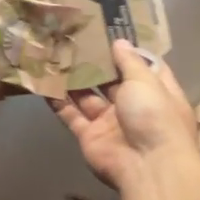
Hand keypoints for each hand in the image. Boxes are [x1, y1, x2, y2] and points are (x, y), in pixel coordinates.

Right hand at [50, 40, 199, 191]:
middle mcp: (133, 106)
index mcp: (156, 93)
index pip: (142, 68)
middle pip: (110, 81)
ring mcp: (110, 122)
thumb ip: (130, 62)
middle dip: (92, 64)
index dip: (126, 52)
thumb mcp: (146, 82)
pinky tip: (42, 82)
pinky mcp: (89, 135)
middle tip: (69, 41)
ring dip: (71, 79)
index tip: (105, 33)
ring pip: (86, 96)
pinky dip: (57, 100)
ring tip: (52, 56)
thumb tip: (119, 41)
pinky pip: (70, 114)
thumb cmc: (155, 117)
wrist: (147, 166)